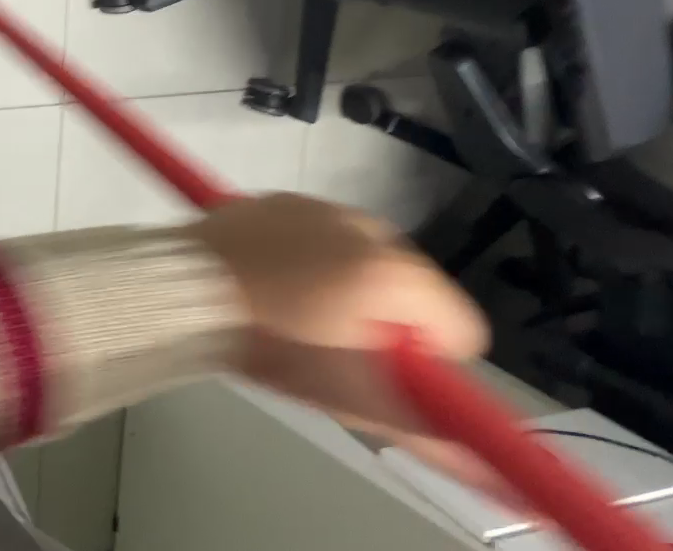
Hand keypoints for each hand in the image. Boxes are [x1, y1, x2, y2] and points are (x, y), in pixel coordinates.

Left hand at [188, 193, 505, 497]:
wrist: (180, 288)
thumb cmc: (266, 341)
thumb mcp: (349, 395)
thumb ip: (430, 431)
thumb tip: (492, 474)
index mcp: (394, 272)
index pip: (461, 327)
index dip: (428, 358)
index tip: (386, 368)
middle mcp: (365, 227)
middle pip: (411, 289)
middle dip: (385, 318)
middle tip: (331, 340)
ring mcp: (316, 205)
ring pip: (362, 257)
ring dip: (346, 283)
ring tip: (294, 309)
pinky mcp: (275, 198)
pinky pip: (316, 232)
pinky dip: (308, 254)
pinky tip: (272, 277)